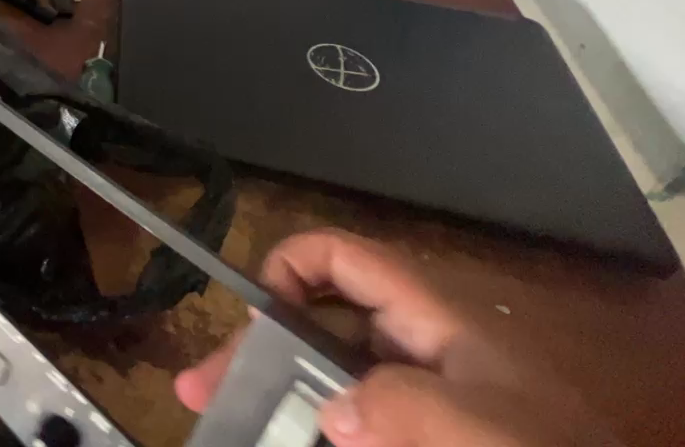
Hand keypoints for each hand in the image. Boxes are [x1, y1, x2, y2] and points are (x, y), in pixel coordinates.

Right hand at [175, 229, 619, 446]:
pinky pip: (359, 417)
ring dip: (276, 398)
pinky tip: (292, 435)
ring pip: (328, 378)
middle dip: (252, 354)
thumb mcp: (484, 426)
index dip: (284, 267)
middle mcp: (411, 340)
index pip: (333, 256)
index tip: (252, 314)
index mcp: (421, 312)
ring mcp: (420, 387)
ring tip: (229, 422)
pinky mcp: (427, 424)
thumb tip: (329, 415)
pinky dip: (321, 426)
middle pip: (312, 325)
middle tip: (200, 391)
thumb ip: (401, 408)